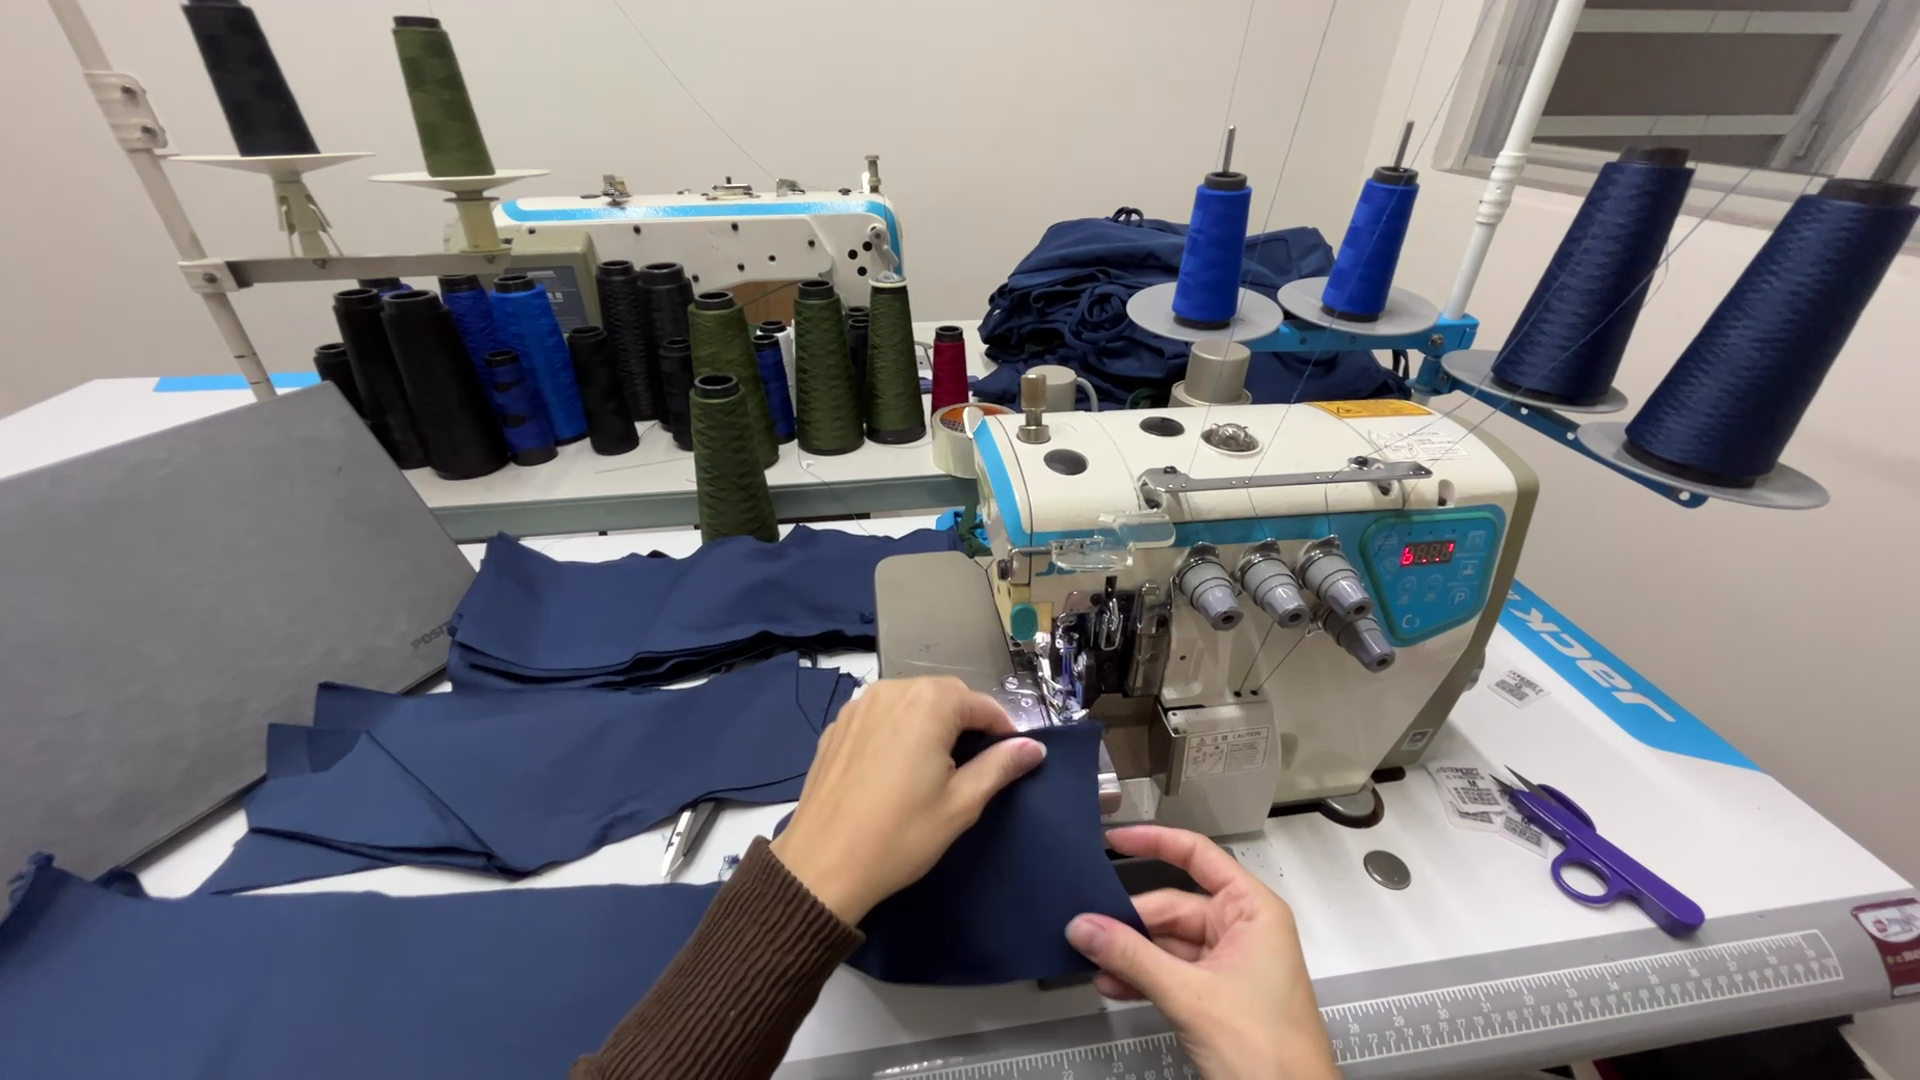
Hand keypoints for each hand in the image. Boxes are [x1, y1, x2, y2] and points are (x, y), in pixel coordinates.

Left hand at [770, 676, 1045, 923]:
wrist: (822, 865)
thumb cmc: (900, 834)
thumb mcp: (961, 803)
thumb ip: (1000, 766)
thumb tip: (1033, 747)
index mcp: (928, 703)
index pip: (981, 704)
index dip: (1003, 729)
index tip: (1012, 755)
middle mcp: (892, 690)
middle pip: (944, 695)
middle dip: (966, 722)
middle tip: (976, 763)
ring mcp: (859, 705)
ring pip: (910, 701)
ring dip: (931, 722)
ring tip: (937, 764)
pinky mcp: (837, 725)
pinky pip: (881, 715)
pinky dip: (898, 729)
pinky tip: (897, 766)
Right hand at [1065, 827, 1336, 1079]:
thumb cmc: (1269, 1054)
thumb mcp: (1191, 997)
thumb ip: (1133, 957)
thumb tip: (1084, 926)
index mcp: (1251, 910)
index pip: (1197, 856)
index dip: (1154, 841)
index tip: (1114, 838)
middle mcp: (1241, 928)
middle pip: (1171, 906)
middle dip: (1129, 920)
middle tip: (1087, 928)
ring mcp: (1229, 963)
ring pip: (1166, 942)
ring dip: (1130, 953)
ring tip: (1092, 959)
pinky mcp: (1217, 995)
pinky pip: (1170, 971)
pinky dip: (1141, 977)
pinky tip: (1112, 984)